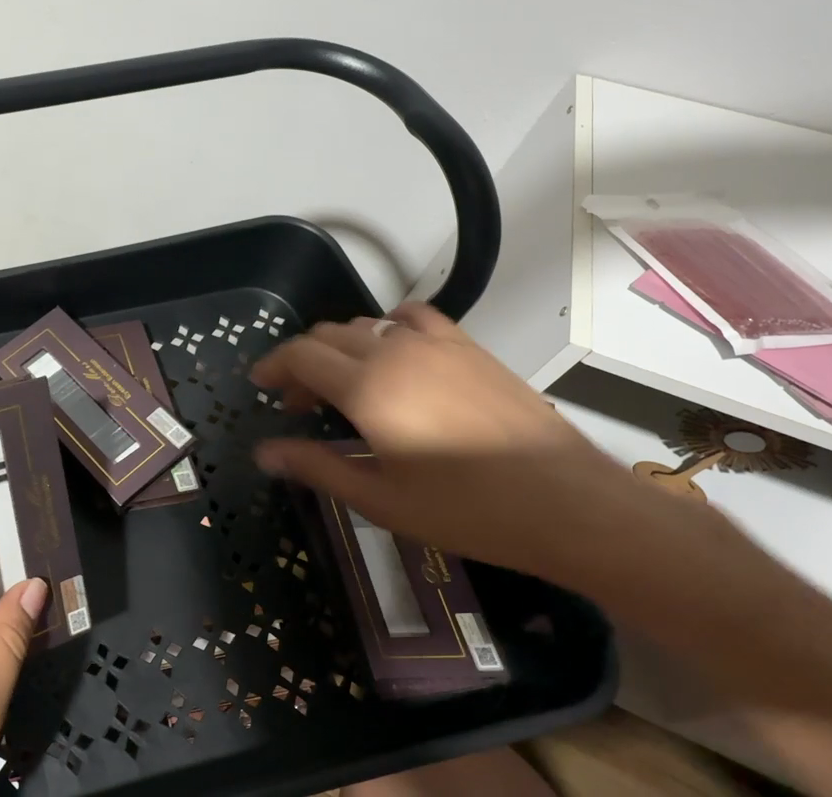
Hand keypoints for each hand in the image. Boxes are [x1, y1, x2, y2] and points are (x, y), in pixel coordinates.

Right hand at [248, 302, 659, 587]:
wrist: (572, 506)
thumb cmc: (469, 512)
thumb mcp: (382, 500)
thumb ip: (317, 468)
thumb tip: (264, 453)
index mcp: (368, 389)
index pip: (300, 356)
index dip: (273, 367)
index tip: (260, 386)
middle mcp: (395, 353)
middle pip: (328, 336)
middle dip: (303, 363)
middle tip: (298, 402)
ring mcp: (437, 346)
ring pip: (367, 326)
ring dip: (341, 348)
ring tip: (343, 383)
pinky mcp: (470, 349)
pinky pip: (414, 319)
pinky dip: (390, 327)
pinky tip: (394, 351)